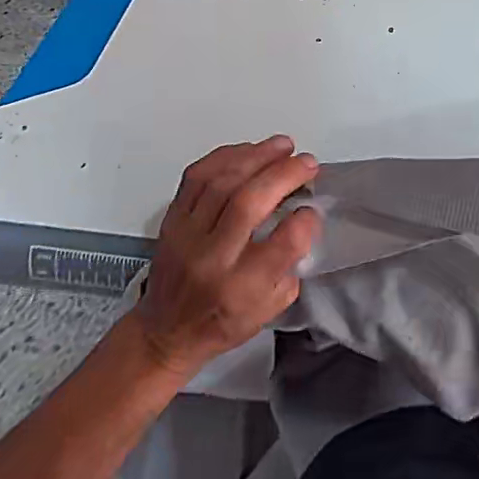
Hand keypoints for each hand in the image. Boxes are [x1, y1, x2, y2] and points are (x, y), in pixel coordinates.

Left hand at [129, 136, 321, 377]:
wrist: (165, 332)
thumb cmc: (222, 321)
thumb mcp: (269, 310)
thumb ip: (291, 265)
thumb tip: (304, 219)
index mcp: (241, 289)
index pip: (281, 245)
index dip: (305, 221)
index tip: (313, 208)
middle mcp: (212, 259)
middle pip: (248, 203)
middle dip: (284, 175)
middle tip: (308, 163)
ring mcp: (187, 235)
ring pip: (222, 182)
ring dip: (258, 156)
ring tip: (284, 146)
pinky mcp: (172, 218)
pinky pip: (197, 175)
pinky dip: (227, 155)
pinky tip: (250, 150)